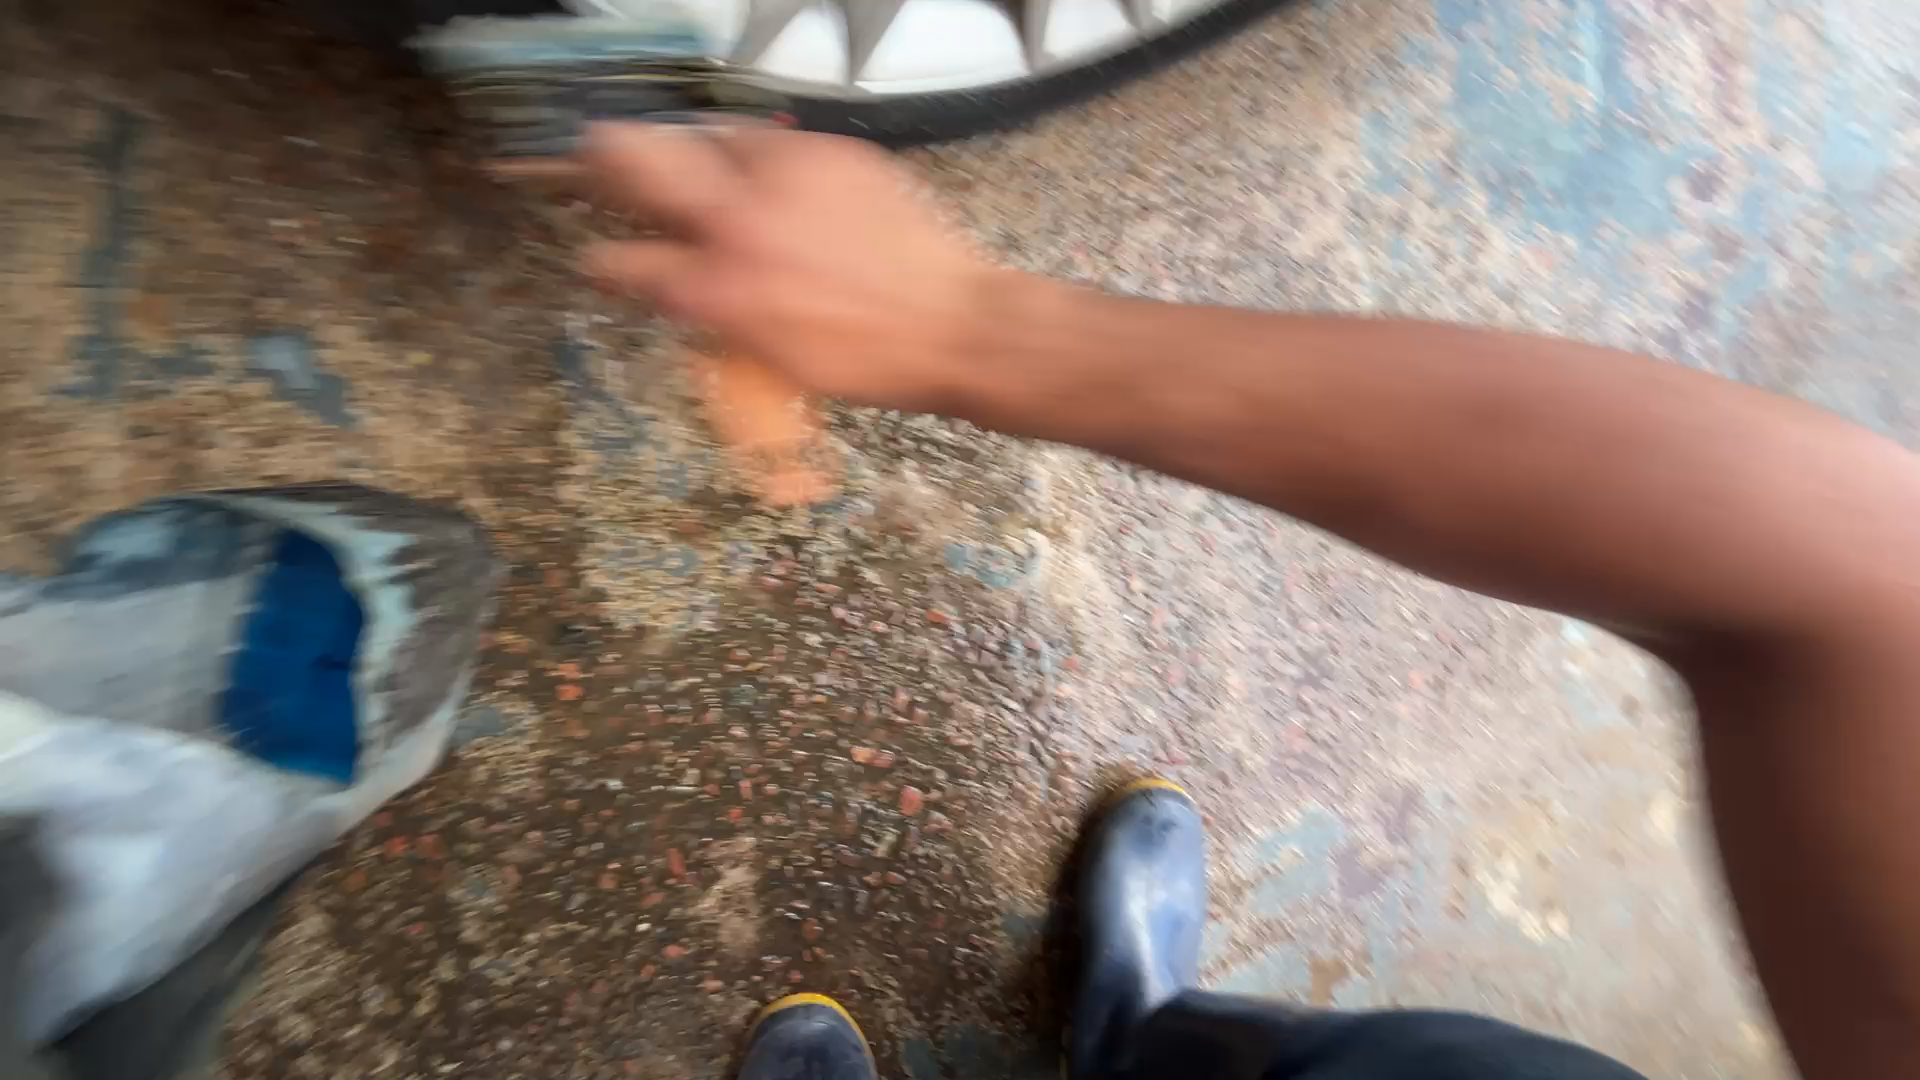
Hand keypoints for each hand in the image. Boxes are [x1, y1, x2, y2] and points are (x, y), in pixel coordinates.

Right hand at [578, 123, 999, 412]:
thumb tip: (696, 298)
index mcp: (722, 293)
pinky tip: (775, 179)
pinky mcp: (831, 154)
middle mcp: (739, 223)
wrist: (954, 326)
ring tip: (706, 173)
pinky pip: (775, 140)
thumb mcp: (782, 363)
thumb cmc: (874, 363)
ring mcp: (784, 178)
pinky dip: (762, 158)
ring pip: (708, 136)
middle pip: (636, 160)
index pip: (626, 266)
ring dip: (696, 154)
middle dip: (607, 158)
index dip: (606, 264)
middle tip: (600, 156)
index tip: (604, 262)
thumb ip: (726, 321)